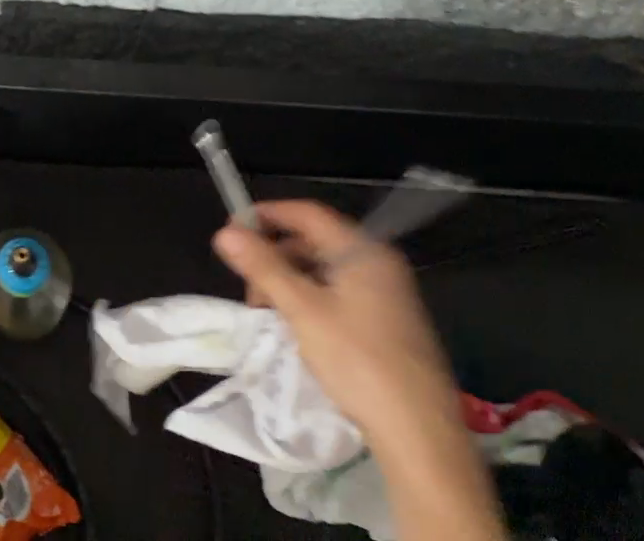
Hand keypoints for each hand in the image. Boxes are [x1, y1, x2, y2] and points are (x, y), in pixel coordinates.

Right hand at [212, 201, 460, 447]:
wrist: (418, 430)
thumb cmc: (358, 360)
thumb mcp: (302, 310)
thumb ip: (263, 267)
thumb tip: (225, 233)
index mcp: (363, 251)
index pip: (307, 213)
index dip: (267, 215)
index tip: (232, 230)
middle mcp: (379, 263)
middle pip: (315, 241)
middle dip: (275, 256)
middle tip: (249, 288)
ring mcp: (387, 293)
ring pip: (325, 270)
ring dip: (290, 282)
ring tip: (269, 313)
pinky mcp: (387, 321)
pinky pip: (339, 293)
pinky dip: (310, 300)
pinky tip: (297, 327)